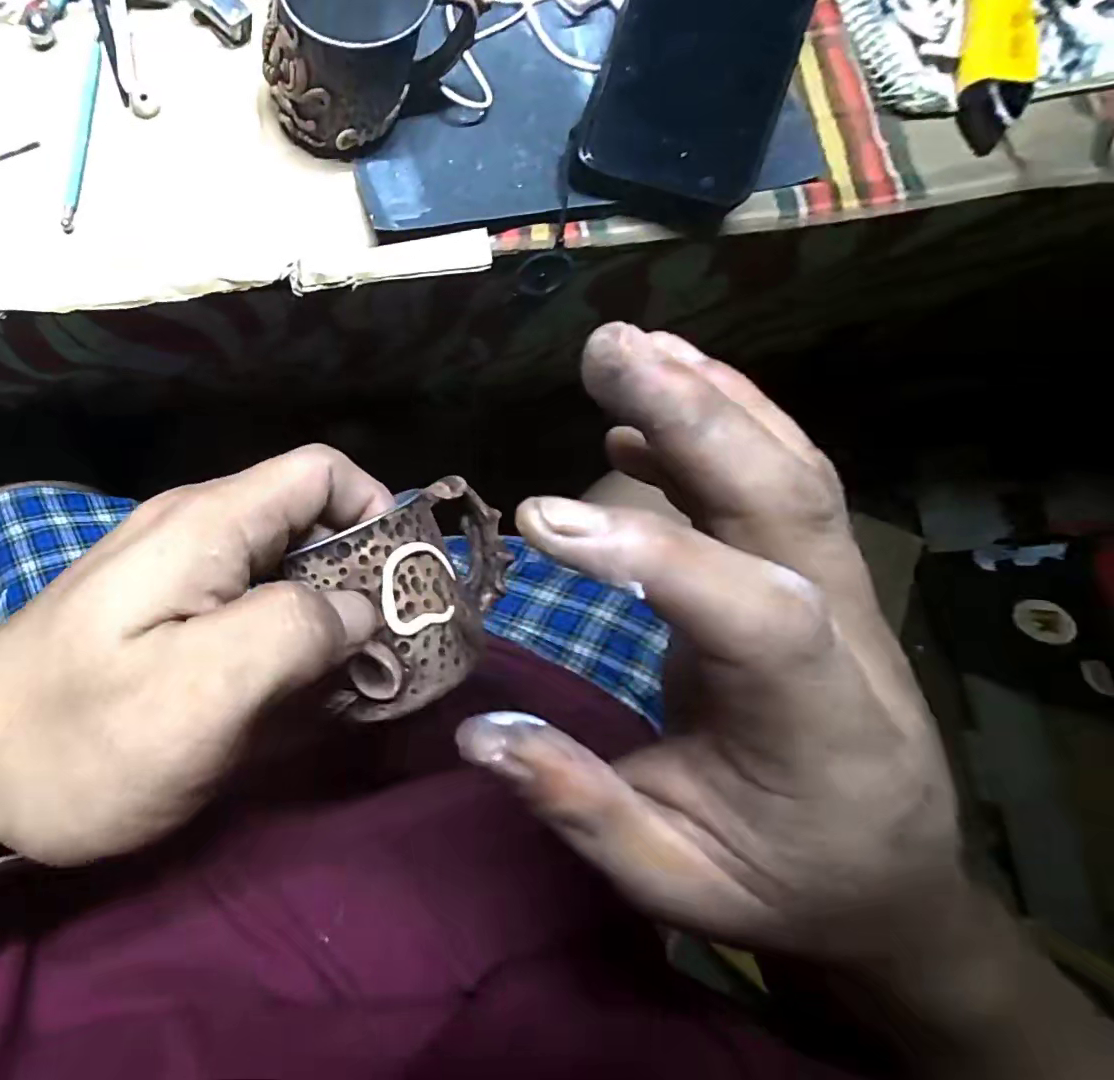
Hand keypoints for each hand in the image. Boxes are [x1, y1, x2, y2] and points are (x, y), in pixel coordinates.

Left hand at [0, 447, 390, 865]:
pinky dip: (275, 645)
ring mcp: (163, 573)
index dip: (380, 518)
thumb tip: (358, 604)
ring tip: (336, 695)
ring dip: (320, 625)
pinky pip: (236, 609)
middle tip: (383, 667)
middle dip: (358, 586)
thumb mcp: (197, 694)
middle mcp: (185, 530)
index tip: (406, 599)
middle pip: (304, 524)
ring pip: (274, 572)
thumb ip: (291, 632)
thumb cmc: (75, 742)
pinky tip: (278, 700)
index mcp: (202, 526)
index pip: (321, 474)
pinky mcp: (151, 615)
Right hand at [459, 323, 963, 963]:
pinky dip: (713, 430)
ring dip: (707, 399)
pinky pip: (769, 487)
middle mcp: (844, 640)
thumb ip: (577, 804)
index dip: (649, 553)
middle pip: (787, 502)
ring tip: (628, 345)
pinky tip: (649, 405)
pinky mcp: (798, 582)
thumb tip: (477, 733)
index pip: (749, 611)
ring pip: (787, 475)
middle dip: (697, 415)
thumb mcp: (665, 877)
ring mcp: (832, 599)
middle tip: (609, 349)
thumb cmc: (767, 880)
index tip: (537, 516)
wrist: (880, 879)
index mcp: (814, 724)